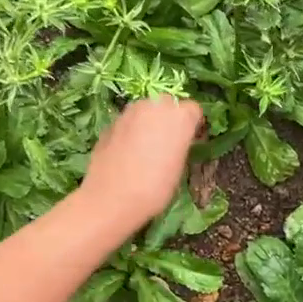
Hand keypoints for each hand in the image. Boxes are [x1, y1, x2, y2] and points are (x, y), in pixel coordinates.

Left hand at [77, 96, 203, 230]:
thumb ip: (180, 144)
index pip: (193, 110)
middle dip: (168, 118)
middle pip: (167, 103)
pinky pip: (126, 121)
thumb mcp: (179, 167)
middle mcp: (154, 106)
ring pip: (144, 109)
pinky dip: (129, 131)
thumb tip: (175, 141)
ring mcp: (129, 112)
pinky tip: (126, 152)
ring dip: (147, 121)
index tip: (188, 141)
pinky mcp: (110, 123)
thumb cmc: (154, 188)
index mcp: (179, 116)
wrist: (111, 198)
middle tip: (166, 142)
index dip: (191, 125)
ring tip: (145, 147)